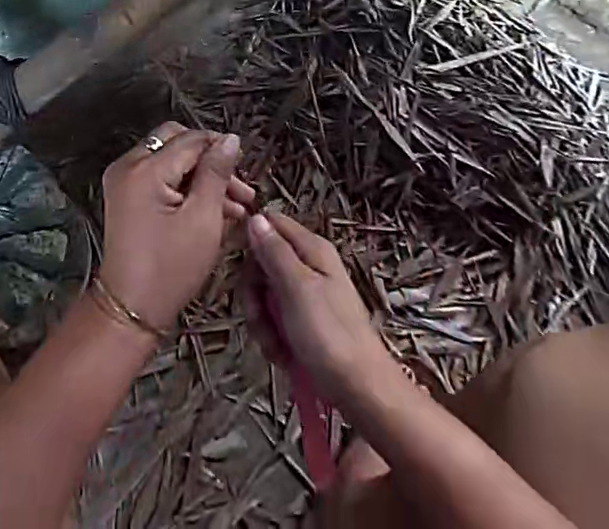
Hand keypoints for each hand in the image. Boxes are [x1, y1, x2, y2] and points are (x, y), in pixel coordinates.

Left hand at [98, 122, 254, 332]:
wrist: (131, 309)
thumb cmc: (169, 270)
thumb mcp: (203, 219)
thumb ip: (216, 173)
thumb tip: (230, 140)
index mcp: (145, 170)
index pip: (191, 140)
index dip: (221, 150)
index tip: (244, 170)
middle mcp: (128, 167)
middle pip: (178, 143)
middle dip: (211, 162)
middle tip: (238, 187)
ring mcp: (124, 181)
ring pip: (172, 160)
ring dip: (202, 177)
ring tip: (234, 206)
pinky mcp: (127, 196)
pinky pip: (161, 177)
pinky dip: (185, 188)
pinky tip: (214, 211)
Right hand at [245, 212, 393, 405]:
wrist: (361, 391)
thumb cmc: (329, 336)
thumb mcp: (297, 288)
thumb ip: (274, 251)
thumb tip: (255, 217)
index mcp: (312, 249)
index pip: (270, 224)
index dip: (252, 243)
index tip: (247, 272)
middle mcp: (310, 265)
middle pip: (263, 263)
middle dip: (255, 293)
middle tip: (261, 318)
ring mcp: (308, 295)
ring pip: (266, 294)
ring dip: (263, 322)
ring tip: (274, 344)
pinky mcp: (306, 321)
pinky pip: (277, 319)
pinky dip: (274, 337)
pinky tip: (282, 354)